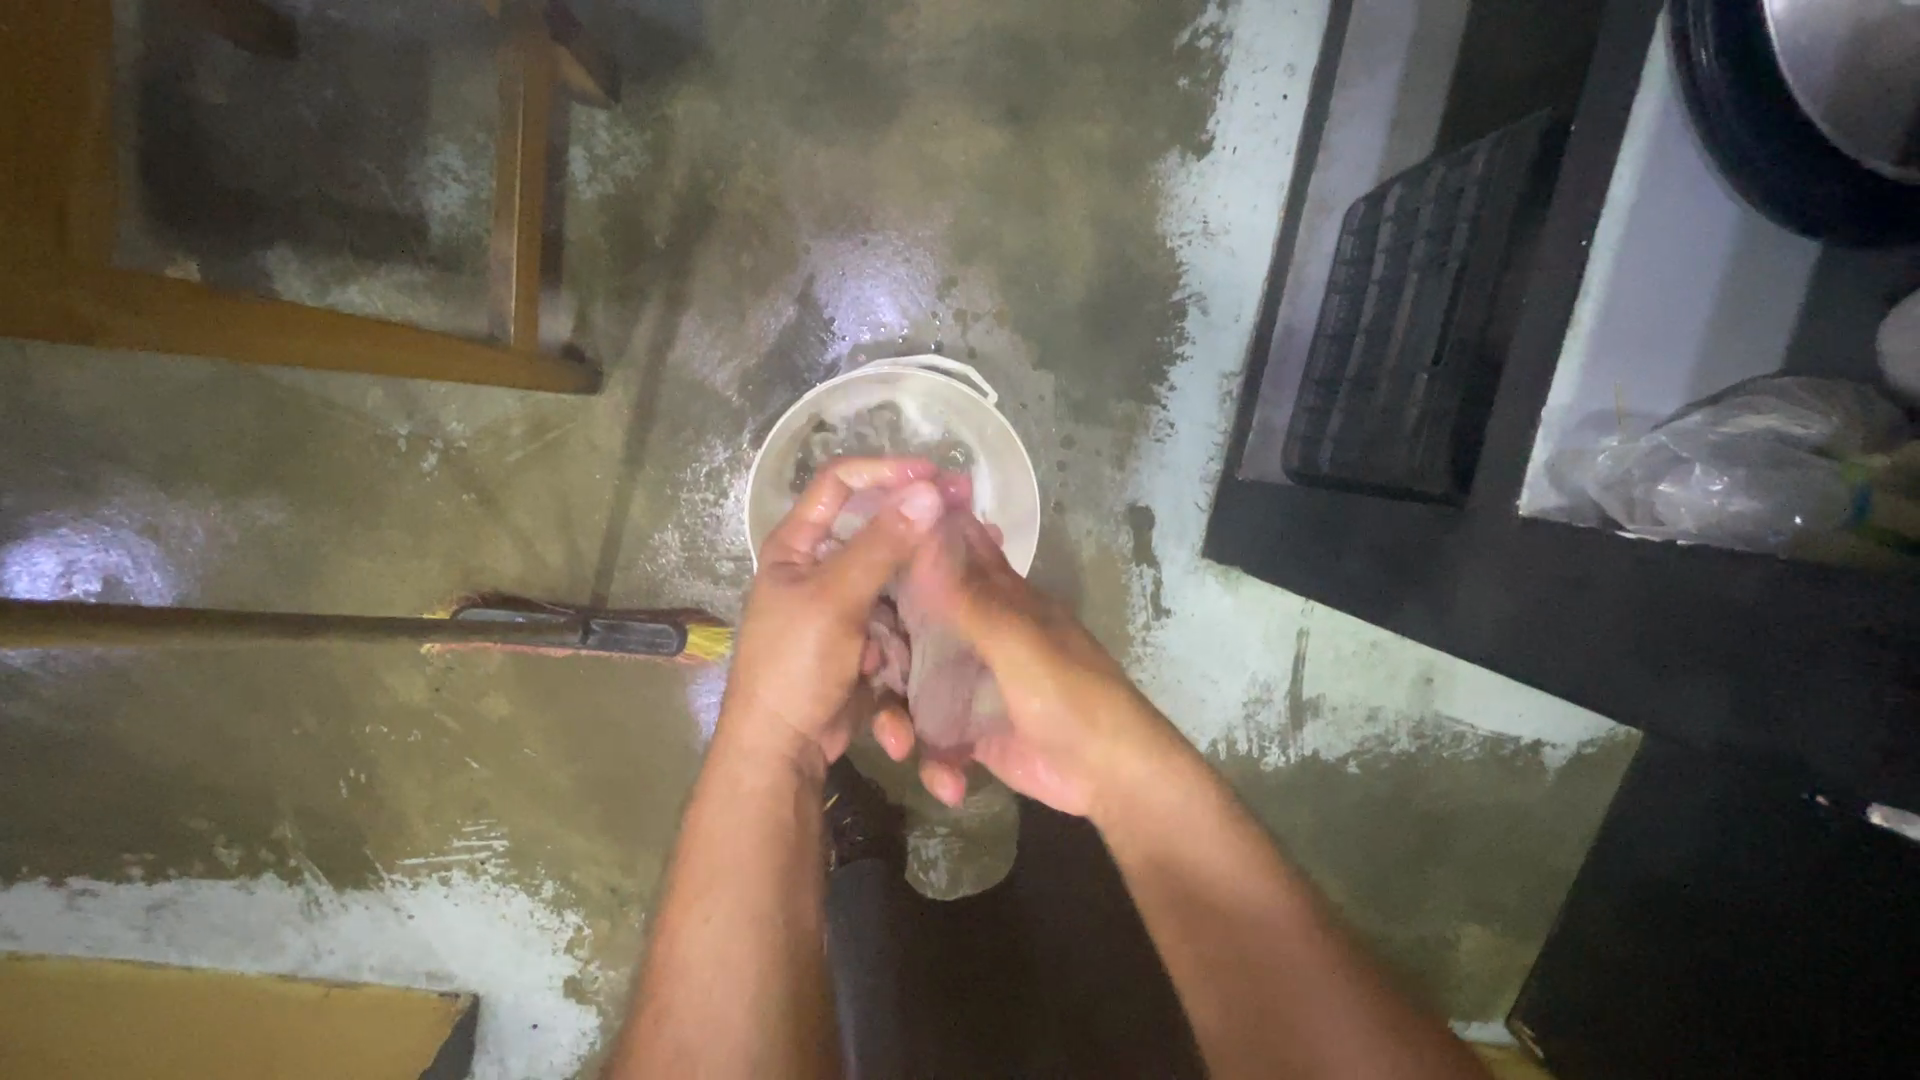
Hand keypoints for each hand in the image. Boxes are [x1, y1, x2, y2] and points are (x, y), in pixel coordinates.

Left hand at [719, 457, 947, 772]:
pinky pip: (900, 622)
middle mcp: (821, 567)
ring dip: (927, 583)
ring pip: (898, 579)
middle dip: (922, 528)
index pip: (840, 483)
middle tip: (970, 515)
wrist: (782, 749)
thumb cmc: (793, 665)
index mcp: (798, 545)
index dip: (885, 470)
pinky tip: (953, 621)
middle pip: (878, 531)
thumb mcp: (835, 599)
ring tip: (976, 567)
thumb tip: (928, 491)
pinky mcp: (865, 642)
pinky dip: (916, 630)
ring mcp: (845, 606)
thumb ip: (881, 545)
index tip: (934, 474)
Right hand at [872, 515, 1183, 818]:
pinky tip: (950, 782)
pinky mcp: (972, 733)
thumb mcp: (1018, 641)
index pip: (950, 562)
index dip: (909, 556)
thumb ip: (970, 599)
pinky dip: (936, 762)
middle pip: (915, 630)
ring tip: (899, 747)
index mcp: (999, 603)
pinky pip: (934, 738)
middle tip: (859, 669)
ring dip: (901, 719)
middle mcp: (980, 637)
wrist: (1109, 773)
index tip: (863, 558)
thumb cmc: (1070, 694)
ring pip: (915, 687)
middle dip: (885, 654)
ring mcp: (973, 687)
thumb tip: (928, 538)